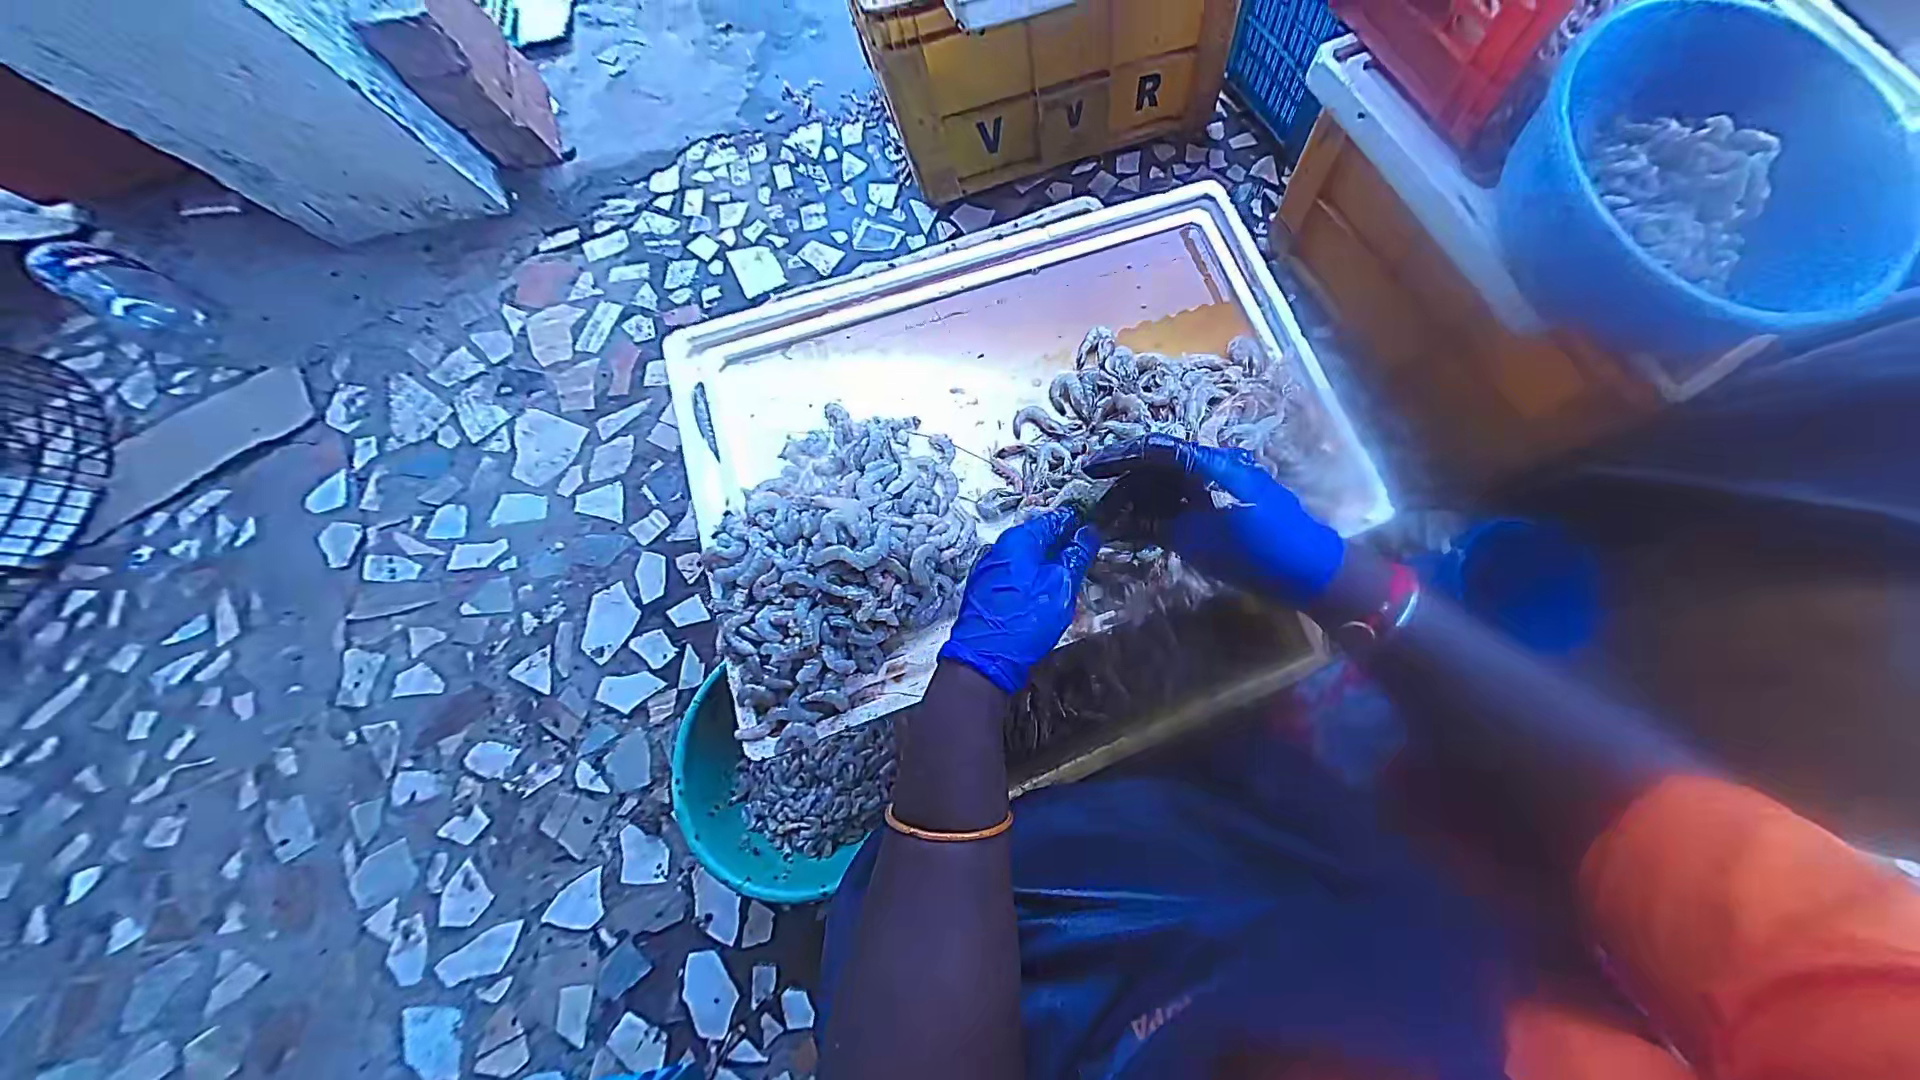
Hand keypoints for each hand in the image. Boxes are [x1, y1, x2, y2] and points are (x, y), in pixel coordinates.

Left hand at [939, 508, 1100, 694]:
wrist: (985, 658)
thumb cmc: (1023, 621)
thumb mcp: (1062, 586)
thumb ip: (1076, 556)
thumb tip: (1087, 534)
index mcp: (1018, 540)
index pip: (1053, 519)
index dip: (1075, 522)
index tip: (1091, 527)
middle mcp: (999, 549)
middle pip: (1036, 537)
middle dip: (1060, 542)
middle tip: (1084, 550)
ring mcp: (988, 570)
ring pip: (1025, 557)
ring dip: (1046, 562)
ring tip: (1068, 572)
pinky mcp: (984, 590)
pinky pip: (1014, 574)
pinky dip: (1031, 577)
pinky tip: (1043, 591)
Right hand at [1083, 434, 1342, 605]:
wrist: (1306, 569)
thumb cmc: (1254, 550)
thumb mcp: (1198, 538)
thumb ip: (1158, 523)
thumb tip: (1121, 519)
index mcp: (1208, 464)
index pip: (1155, 450)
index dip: (1119, 458)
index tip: (1090, 469)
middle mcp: (1210, 468)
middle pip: (1155, 467)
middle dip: (1123, 485)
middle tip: (1096, 506)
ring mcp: (1215, 486)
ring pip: (1163, 485)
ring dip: (1136, 501)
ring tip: (1110, 521)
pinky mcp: (1217, 507)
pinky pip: (1177, 503)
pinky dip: (1154, 514)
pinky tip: (1132, 528)